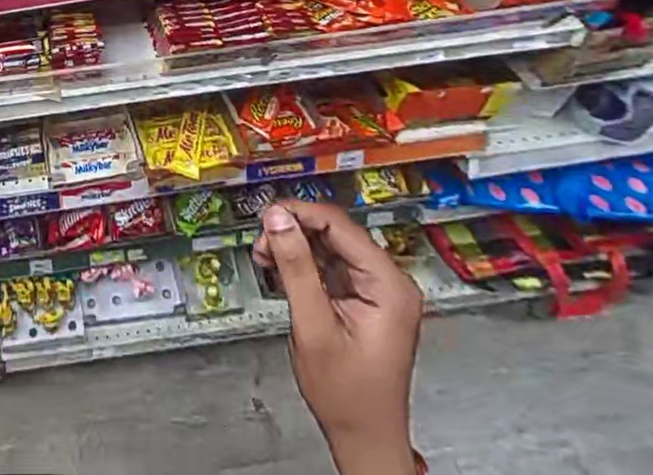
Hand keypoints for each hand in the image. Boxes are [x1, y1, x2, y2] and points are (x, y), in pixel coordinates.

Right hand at [254, 201, 422, 474]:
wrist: (364, 438)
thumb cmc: (347, 394)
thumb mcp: (314, 327)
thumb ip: (295, 268)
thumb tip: (278, 219)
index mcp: (389, 284)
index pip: (341, 226)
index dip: (302, 214)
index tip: (270, 214)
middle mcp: (389, 280)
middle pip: (336, 234)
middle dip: (295, 232)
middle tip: (263, 240)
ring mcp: (378, 289)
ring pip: (331, 246)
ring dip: (297, 247)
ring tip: (266, 254)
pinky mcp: (364, 297)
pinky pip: (332, 265)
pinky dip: (304, 264)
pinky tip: (282, 268)